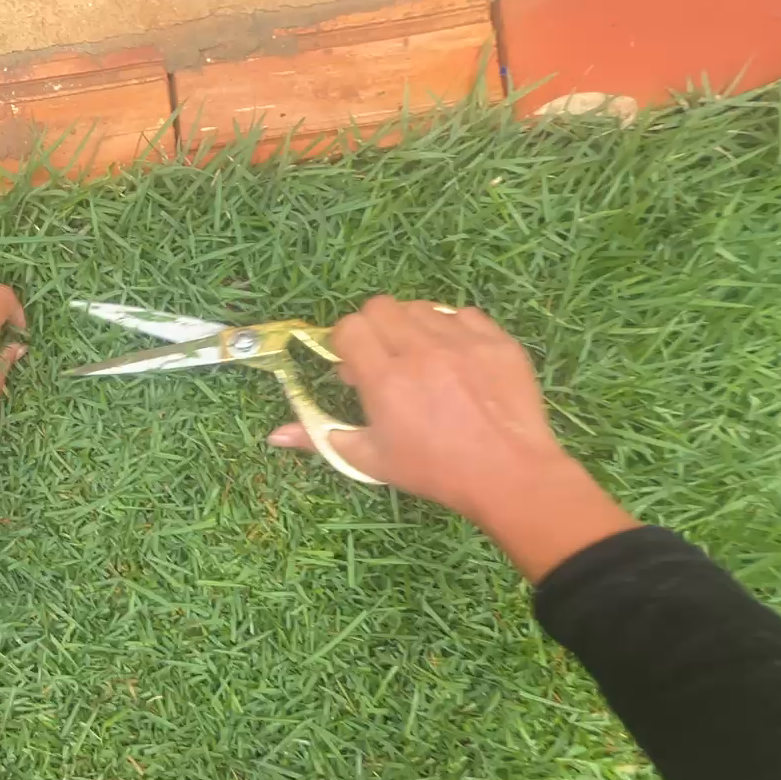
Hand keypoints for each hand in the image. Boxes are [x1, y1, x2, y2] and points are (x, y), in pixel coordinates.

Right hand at [267, 295, 636, 580]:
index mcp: (386, 380)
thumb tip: (274, 435)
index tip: (349, 363)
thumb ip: (318, 437)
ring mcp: (463, 342)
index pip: (350, 327)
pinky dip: (447, 329)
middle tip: (378, 358)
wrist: (506, 472)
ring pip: (419, 307)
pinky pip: (460, 315)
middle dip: (371, 328)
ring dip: (407, 326)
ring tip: (414, 357)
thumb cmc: (428, 469)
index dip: (343, 341)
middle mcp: (422, 352)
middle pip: (381, 307)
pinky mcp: (496, 341)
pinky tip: (449, 357)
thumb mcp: (367, 458)